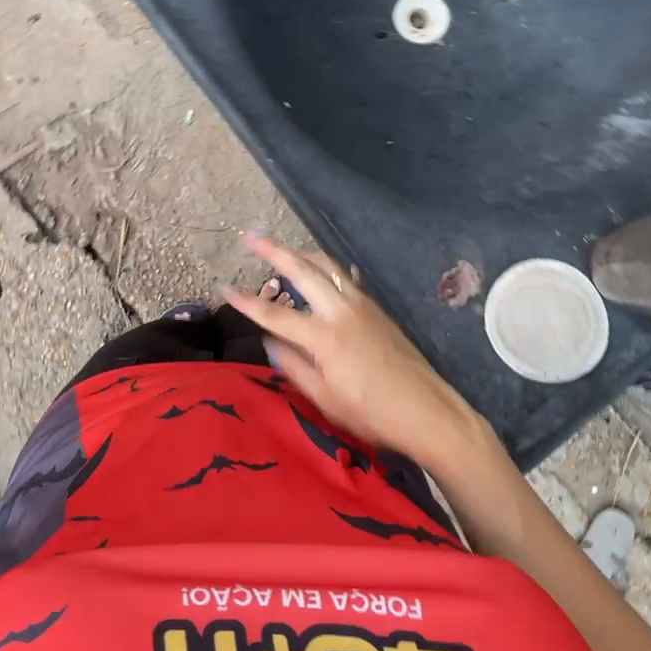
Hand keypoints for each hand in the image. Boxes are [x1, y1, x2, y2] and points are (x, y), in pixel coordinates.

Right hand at [222, 232, 488, 466]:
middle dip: (274, 251)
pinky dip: (330, 268)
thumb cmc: (371, 413)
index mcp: (324, 337)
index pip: (275, 314)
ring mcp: (362, 305)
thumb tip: (271, 341)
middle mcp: (341, 311)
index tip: (224, 288)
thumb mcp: (324, 399)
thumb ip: (294, 366)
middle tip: (252, 237)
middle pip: (302, 271)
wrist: (426, 410)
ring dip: (302, 253)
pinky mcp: (377, 308)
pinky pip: (348, 277)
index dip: (246, 302)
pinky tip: (325, 269)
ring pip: (328, 266)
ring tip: (283, 249)